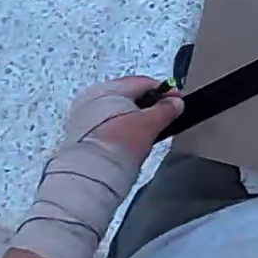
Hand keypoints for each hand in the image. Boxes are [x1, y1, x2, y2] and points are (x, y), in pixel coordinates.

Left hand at [62, 76, 183, 160]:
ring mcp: (83, 115)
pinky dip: (120, 129)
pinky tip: (129, 142)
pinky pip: (107, 125)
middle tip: (165, 116)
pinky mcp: (80, 133)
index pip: (143, 82)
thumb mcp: (151, 124)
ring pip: (117, 110)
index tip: (177, 102)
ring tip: (148, 132)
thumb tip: (175, 103)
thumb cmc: (116, 146)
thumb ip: (166, 109)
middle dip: (149, 106)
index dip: (164, 92)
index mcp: (108, 88)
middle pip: (129, 96)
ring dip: (134, 118)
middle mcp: (92, 97)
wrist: (92, 174)